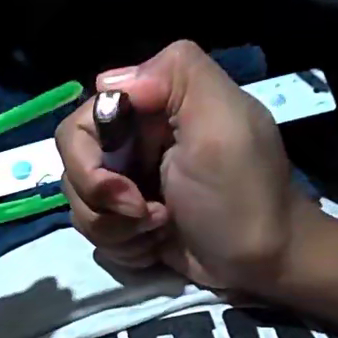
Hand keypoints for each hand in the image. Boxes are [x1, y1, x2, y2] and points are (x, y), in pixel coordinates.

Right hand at [56, 40, 318, 292]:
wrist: (264, 263)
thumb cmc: (243, 195)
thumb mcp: (223, 122)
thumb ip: (177, 74)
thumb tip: (109, 81)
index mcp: (151, 109)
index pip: (80, 125)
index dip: (89, 163)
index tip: (126, 189)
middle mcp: (134, 142)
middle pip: (73, 169)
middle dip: (104, 203)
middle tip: (150, 217)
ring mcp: (130, 185)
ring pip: (81, 206)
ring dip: (117, 229)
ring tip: (160, 230)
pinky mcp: (130, 222)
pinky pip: (98, 233)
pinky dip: (126, 246)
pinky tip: (157, 245)